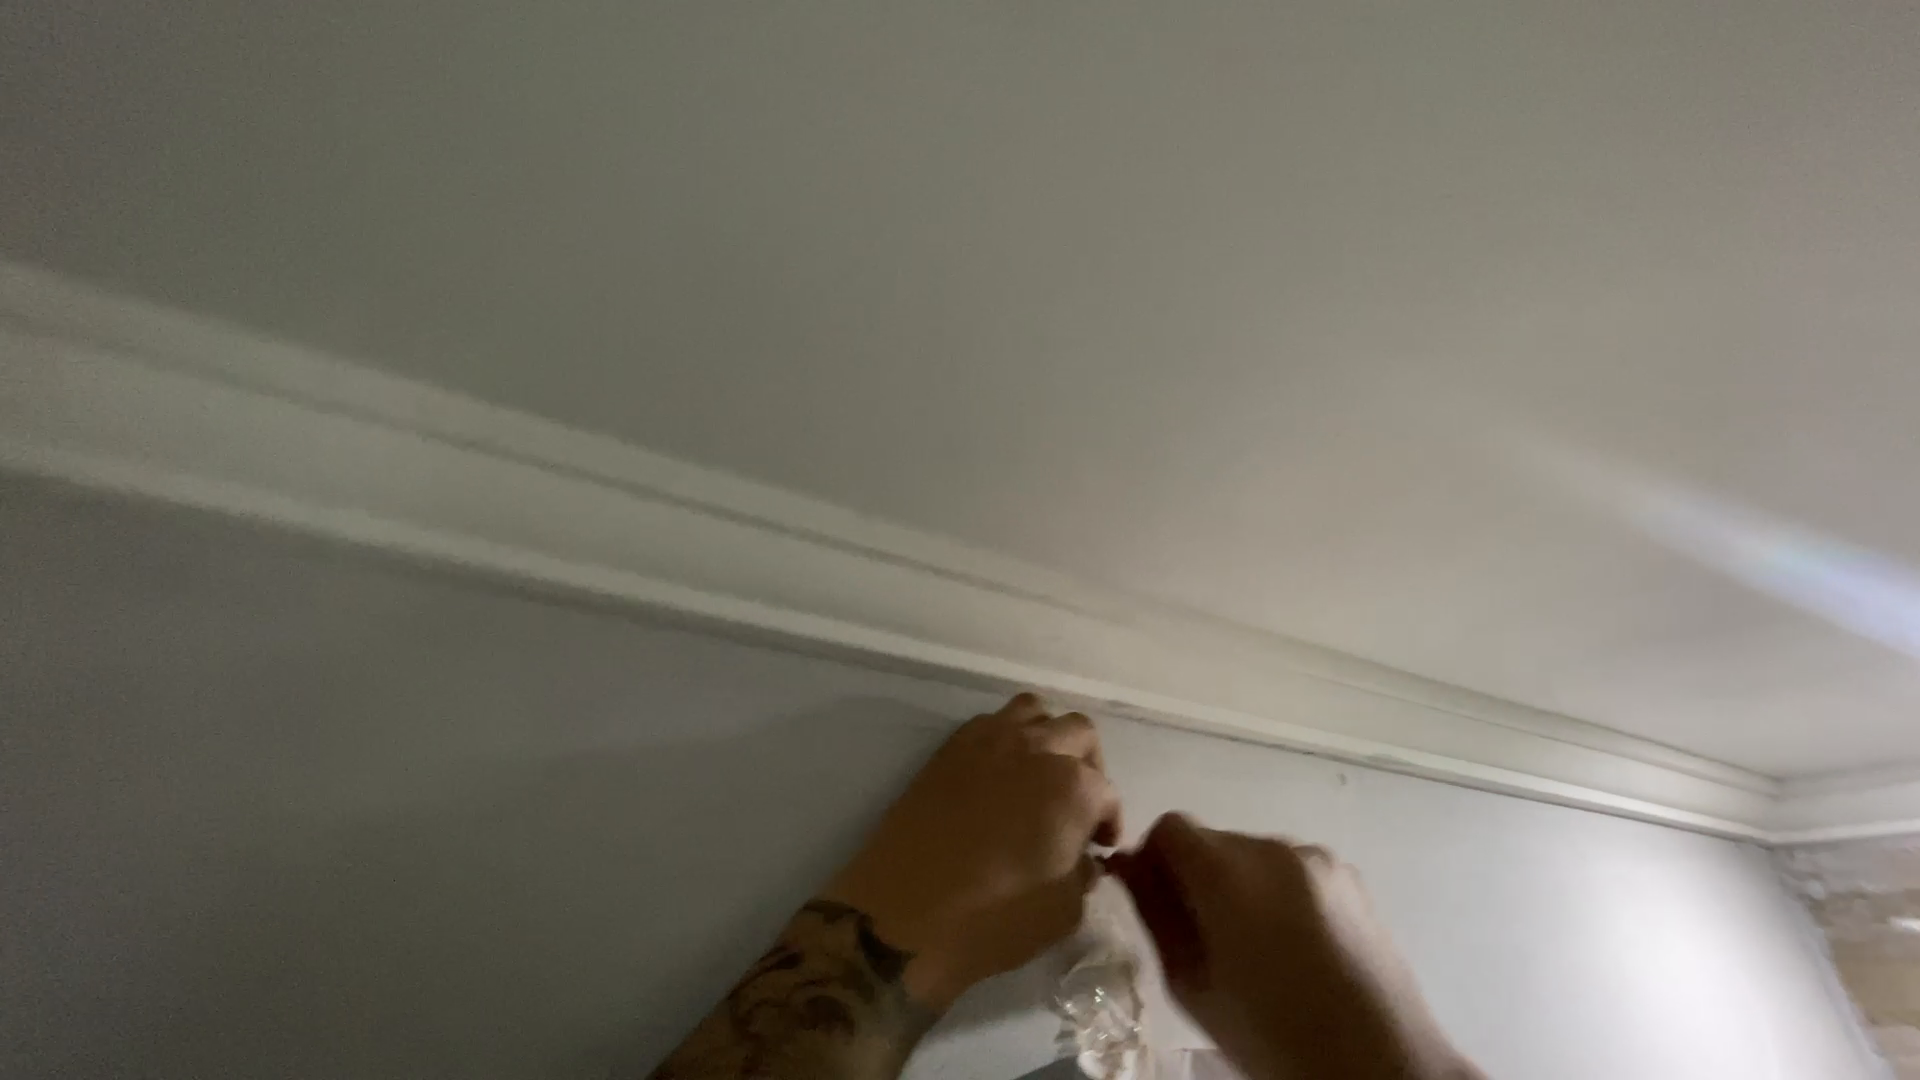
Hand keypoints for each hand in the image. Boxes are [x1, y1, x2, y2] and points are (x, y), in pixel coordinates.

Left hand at [821, 693, 1122, 1010]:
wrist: (905, 912)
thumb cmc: (993, 918)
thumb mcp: (1062, 911)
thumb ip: (1083, 873)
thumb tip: (1082, 858)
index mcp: (1072, 786)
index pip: (1107, 792)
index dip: (1109, 821)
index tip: (1099, 847)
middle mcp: (1035, 748)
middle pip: (1078, 732)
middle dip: (1088, 765)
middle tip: (1078, 804)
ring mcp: (988, 740)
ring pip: (1033, 710)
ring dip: (1047, 735)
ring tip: (1040, 774)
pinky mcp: (950, 747)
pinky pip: (989, 722)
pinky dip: (1005, 737)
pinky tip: (999, 775)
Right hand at [1108, 814, 1483, 1079]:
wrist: (1381, 1068)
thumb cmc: (1270, 1035)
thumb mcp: (1191, 984)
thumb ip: (1154, 914)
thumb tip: (1129, 867)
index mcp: (1226, 872)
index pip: (1170, 827)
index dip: (1157, 859)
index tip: (1162, 903)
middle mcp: (1271, 848)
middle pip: (1212, 841)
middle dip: (1199, 876)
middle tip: (1209, 937)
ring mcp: (1316, 858)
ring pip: (1252, 854)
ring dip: (1241, 884)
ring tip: (1260, 946)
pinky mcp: (1349, 875)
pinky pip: (1292, 868)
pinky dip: (1280, 892)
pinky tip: (1297, 945)